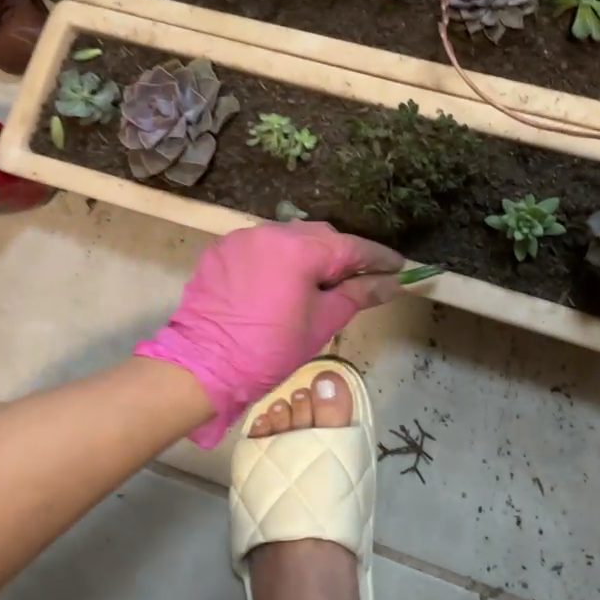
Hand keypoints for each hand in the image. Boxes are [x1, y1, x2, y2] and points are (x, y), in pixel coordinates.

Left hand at [135, 222, 404, 447]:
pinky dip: (280, 260)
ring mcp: (243, 238)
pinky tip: (283, 285)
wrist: (201, 366)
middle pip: (321, 236)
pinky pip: (263, 247)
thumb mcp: (322, 322)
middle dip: (343, 256)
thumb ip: (359, 294)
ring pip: (291, 238)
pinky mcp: (223, 250)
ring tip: (320, 284)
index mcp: (299, 248)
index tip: (399, 266)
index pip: (351, 246)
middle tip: (360, 280)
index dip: (378, 257)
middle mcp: (271, 232)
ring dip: (310, 256)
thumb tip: (393, 283)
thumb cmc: (269, 350)